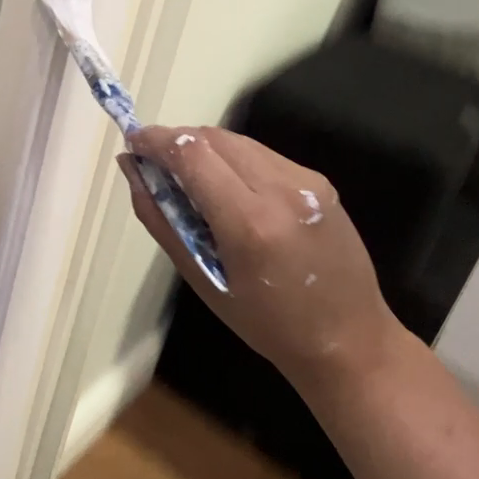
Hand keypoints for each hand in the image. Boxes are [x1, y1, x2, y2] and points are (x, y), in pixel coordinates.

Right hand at [120, 125, 404, 387]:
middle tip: (155, 165)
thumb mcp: (200, 277)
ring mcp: (305, 181)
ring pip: (237, 141)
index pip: (192, 154)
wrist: (348, 339)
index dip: (156, 140)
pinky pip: (262, 155)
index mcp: (249, 222)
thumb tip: (130, 167)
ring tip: (189, 179)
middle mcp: (281, 190)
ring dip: (205, 149)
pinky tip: (228, 190)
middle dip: (177, 142)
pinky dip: (234, 161)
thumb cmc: (265, 322)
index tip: (133, 142)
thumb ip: (160, 217)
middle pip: (213, 138)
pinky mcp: (319, 180)